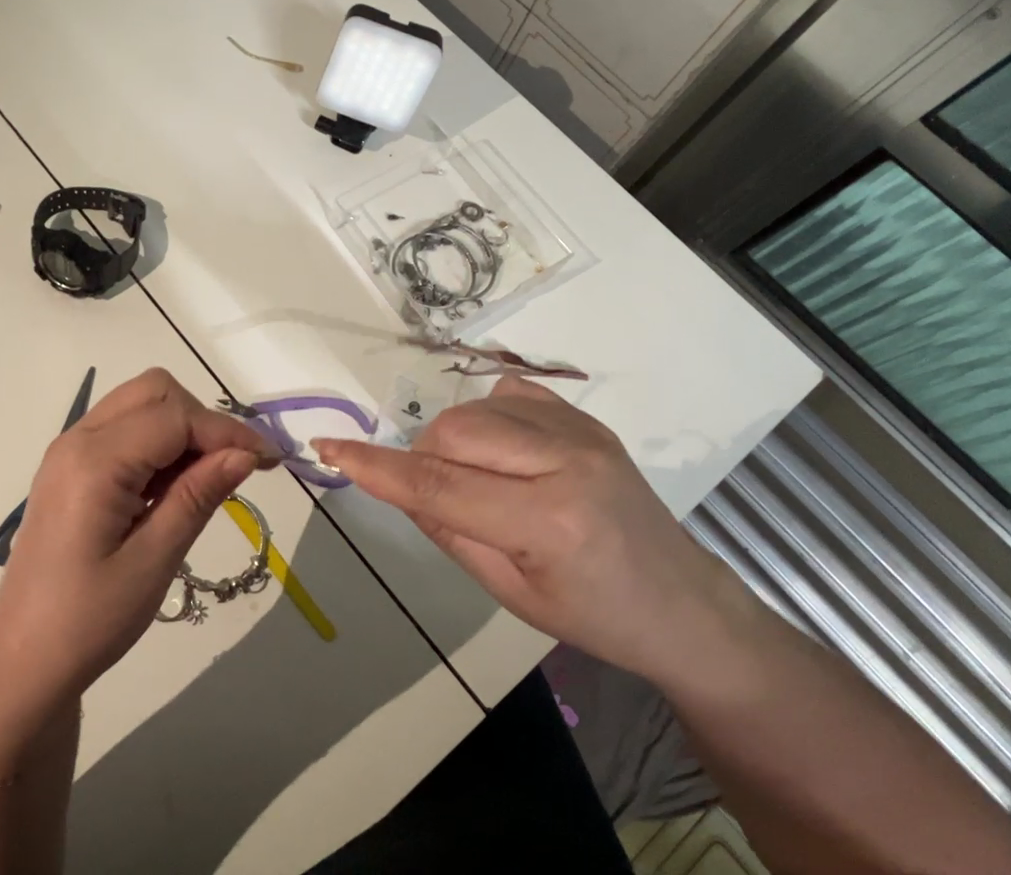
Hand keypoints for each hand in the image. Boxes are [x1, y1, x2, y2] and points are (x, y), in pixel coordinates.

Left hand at [0, 369, 274, 777]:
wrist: (25, 661)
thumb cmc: (90, 620)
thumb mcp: (154, 560)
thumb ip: (198, 496)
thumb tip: (246, 453)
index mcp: (93, 462)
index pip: (174, 416)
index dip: (227, 431)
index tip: (270, 461)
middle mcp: (75, 442)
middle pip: (153, 393)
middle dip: (202, 419)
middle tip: (235, 468)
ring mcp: (67, 454)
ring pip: (137, 406)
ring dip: (180, 429)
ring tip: (207, 480)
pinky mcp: (68, 472)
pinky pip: (121, 432)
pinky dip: (156, 444)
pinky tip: (173, 487)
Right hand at [314, 377, 743, 684]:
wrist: (682, 603)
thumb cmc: (593, 616)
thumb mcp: (509, 590)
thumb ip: (447, 529)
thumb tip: (398, 484)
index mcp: (546, 519)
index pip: (437, 482)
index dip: (375, 466)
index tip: (328, 448)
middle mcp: (565, 461)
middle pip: (453, 431)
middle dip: (423, 458)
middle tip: (438, 497)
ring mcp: (582, 432)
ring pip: (476, 408)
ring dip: (454, 440)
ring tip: (476, 480)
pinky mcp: (589, 420)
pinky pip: (512, 395)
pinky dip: (488, 418)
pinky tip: (504, 452)